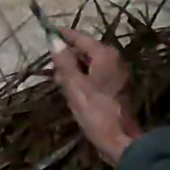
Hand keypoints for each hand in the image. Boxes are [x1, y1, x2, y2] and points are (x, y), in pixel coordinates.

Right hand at [51, 30, 142, 165]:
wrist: (120, 139)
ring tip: (58, 81)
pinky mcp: (117, 86)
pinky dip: (83, 78)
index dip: (63, 35)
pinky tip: (71, 89)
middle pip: (86, 50)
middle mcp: (114, 59)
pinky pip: (96, 75)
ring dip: (74, 69)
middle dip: (67, 57)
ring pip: (90, 64)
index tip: (48, 31)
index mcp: (105, 55)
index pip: (80, 38)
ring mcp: (118, 73)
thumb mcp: (74, 85)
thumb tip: (54, 40)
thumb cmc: (95, 111)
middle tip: (51, 67)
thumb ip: (64, 61)